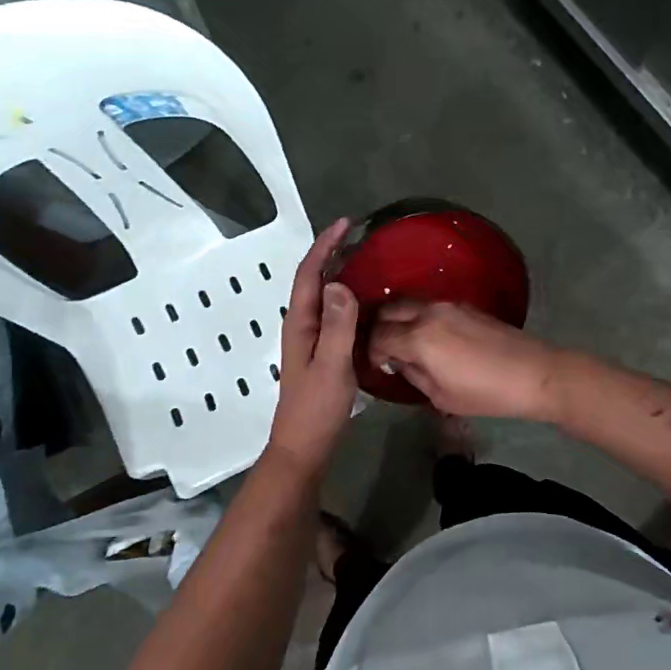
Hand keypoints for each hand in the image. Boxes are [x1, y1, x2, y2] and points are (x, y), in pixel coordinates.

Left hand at [263, 218, 359, 476]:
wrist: (304, 446)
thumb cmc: (315, 408)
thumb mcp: (331, 366)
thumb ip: (337, 326)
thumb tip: (341, 283)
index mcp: (300, 324)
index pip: (309, 274)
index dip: (325, 246)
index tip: (346, 223)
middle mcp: (302, 325)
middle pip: (315, 280)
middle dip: (334, 253)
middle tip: (363, 237)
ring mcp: (311, 339)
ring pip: (325, 296)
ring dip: (342, 273)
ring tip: (370, 259)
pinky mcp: (323, 351)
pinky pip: (336, 315)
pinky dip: (350, 299)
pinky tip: (370, 302)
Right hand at [367, 300, 568, 420]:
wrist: (535, 373)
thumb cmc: (486, 393)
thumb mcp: (441, 397)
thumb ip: (412, 375)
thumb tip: (399, 363)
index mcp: (418, 337)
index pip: (378, 337)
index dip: (371, 352)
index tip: (378, 366)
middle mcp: (428, 313)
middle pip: (388, 310)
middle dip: (379, 328)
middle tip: (384, 349)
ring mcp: (449, 305)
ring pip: (409, 303)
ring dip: (399, 318)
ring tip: (403, 340)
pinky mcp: (466, 305)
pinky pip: (430, 305)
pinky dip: (419, 316)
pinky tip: (429, 336)